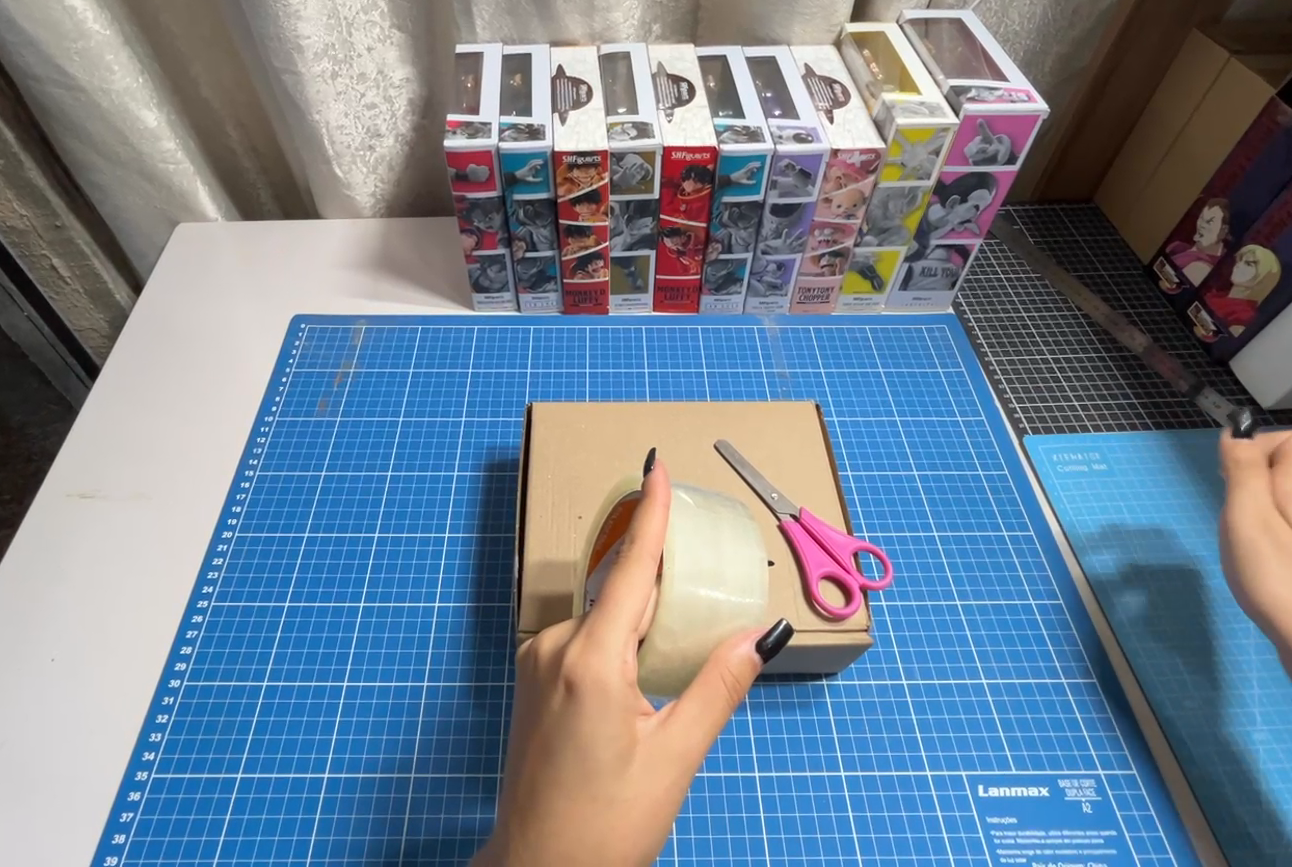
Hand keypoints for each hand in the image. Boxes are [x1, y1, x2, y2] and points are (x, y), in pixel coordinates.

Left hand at [476, 455, 789, 866]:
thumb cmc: (604, 827)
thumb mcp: (673, 759)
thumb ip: (717, 688)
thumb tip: (758, 635)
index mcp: (593, 660)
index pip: (631, 567)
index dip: (649, 513)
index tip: (656, 465)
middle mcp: (557, 645)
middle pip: (618, 587)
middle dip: (656, 568)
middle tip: (696, 561)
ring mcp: (538, 657)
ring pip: (601, 611)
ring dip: (638, 606)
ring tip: (675, 628)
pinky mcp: (533, 673)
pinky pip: (583, 632)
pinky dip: (616, 629)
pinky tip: (638, 658)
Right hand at [1217, 430, 1291, 690]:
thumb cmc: (1282, 581)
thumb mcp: (1247, 519)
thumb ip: (1243, 472)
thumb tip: (1237, 436)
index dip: (1262, 444)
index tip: (1231, 475)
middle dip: (1259, 474)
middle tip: (1232, 510)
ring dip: (1270, 502)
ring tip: (1246, 536)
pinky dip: (1285, 528)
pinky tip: (1271, 560)